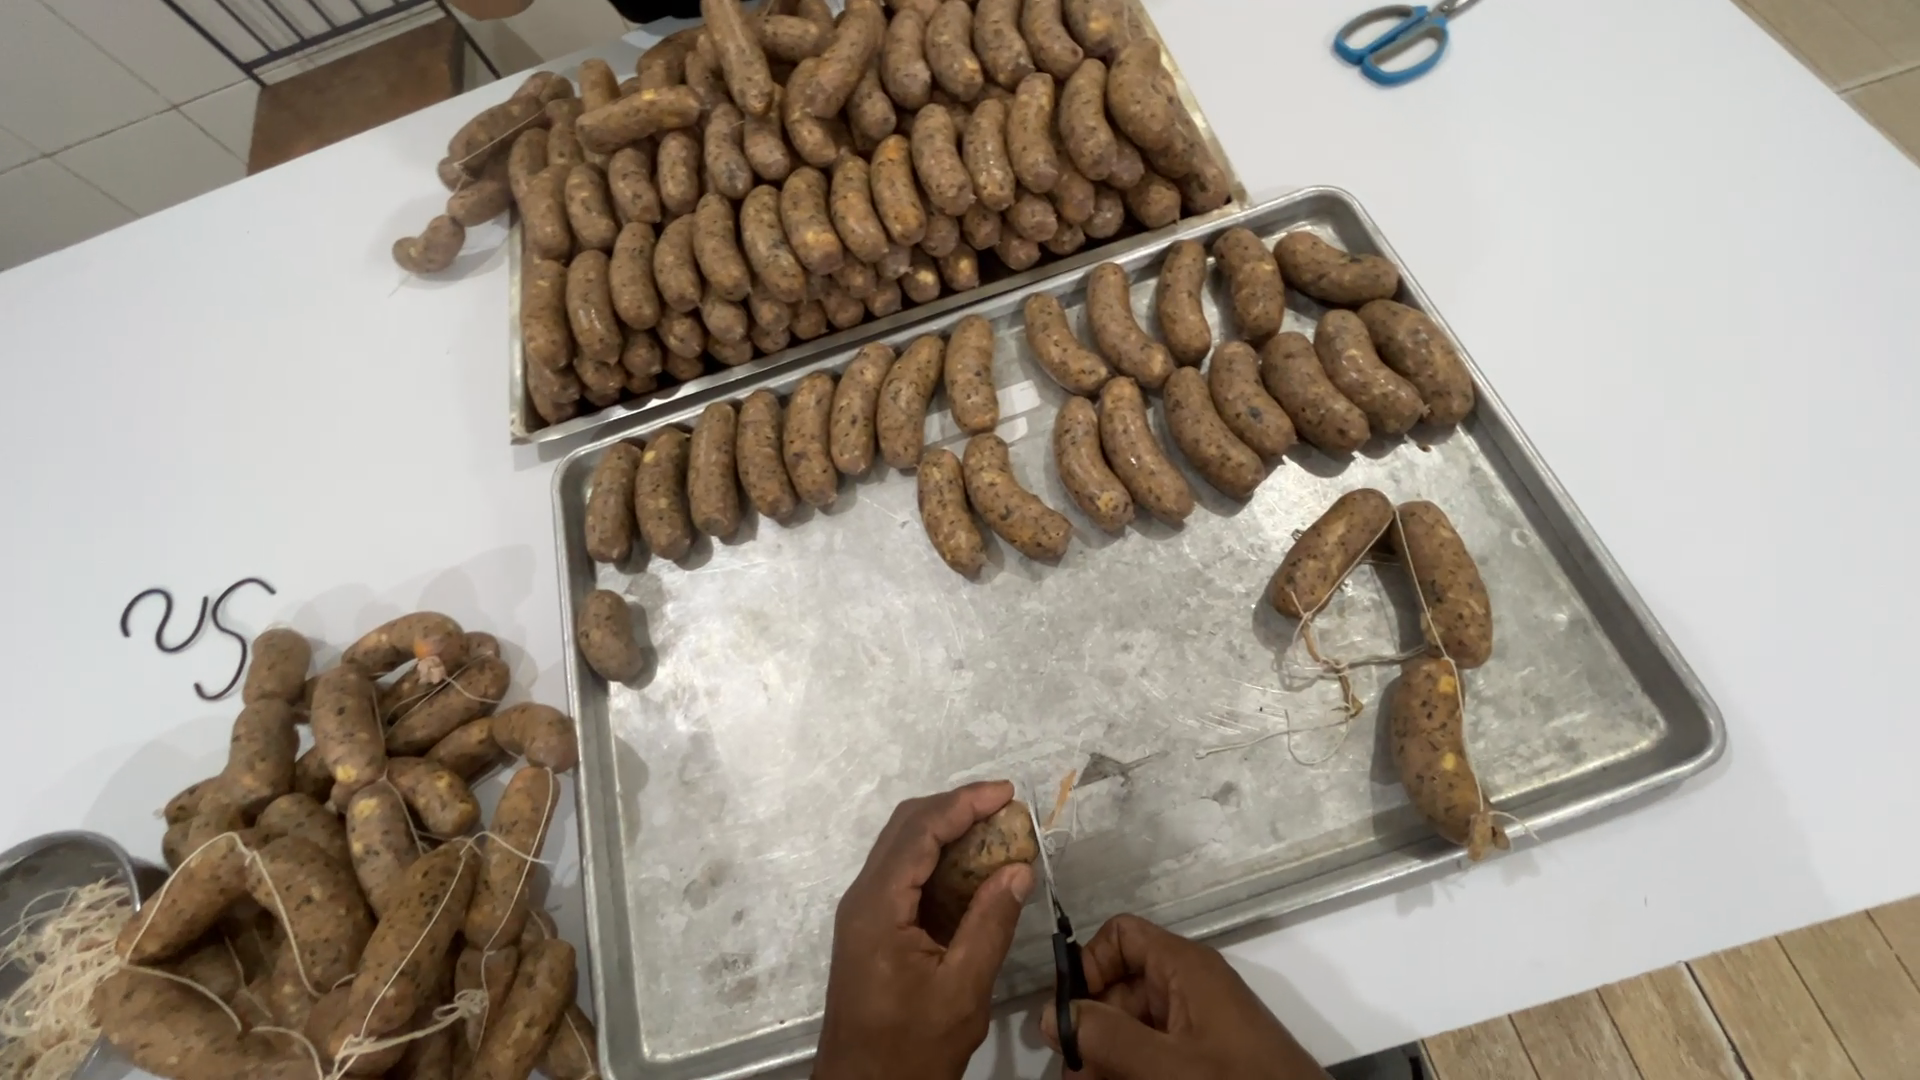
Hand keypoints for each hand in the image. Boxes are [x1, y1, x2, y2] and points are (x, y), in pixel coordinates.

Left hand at [813, 781, 1035, 1079]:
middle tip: (1004, 809)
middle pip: (907, 827)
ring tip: (995, 830)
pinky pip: (905, 872)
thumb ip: (990, 924)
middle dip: (956, 808)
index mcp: (877, 905)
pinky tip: (972, 867)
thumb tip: (1018, 869)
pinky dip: (939, 858)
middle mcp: (863, 895)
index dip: (964, 803)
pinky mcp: (871, 925)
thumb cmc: (910, 1051)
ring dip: (948, 830)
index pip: (920, 830)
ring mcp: (863, 910)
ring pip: (904, 845)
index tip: (1006, 792)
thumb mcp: (962, 992)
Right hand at [1041, 914, 1329, 1079]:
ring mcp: (1198, 1028)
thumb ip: (1107, 1038)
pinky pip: (1154, 1056)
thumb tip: (1050, 1014)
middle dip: (1090, 1028)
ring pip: (1133, 1029)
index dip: (1089, 966)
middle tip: (1068, 1071)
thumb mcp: (1168, 1066)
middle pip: (1121, 988)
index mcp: (1184, 967)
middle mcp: (1189, 988)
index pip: (1121, 936)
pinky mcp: (1206, 1061)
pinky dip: (1128, 1071)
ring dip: (1104, 1057)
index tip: (1068, 1013)